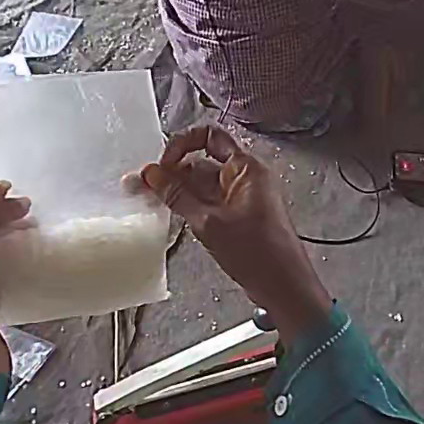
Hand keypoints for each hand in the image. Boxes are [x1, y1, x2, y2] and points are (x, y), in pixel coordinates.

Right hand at [131, 126, 332, 342]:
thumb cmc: (258, 253)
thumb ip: (178, 196)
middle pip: (202, 162)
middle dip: (171, 171)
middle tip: (140, 183)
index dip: (182, 145)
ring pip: (203, 186)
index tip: (163, 164)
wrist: (284, 286)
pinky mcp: (238, 219)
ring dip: (176, 190)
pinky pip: (209, 204)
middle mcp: (245, 179)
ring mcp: (242, 200)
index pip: (210, 137)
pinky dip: (189, 205)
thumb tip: (152, 174)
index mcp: (246, 169)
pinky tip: (167, 212)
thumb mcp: (210, 223)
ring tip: (145, 197)